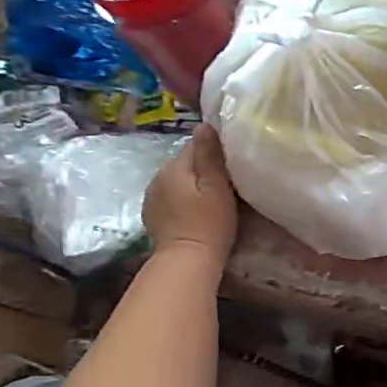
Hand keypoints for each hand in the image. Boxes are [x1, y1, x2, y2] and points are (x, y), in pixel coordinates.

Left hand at [143, 125, 238, 260]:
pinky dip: (184, 199)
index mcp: (174, 166)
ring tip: (213, 197)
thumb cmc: (209, 223)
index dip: (216, 151)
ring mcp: (152, 196)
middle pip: (186, 162)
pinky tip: (196, 211)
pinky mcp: (153, 214)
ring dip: (193, 184)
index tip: (234, 162)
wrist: (187, 261)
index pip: (196, 145)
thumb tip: (205, 125)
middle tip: (229, 182)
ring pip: (178, 179)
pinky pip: (172, 196)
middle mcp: (158, 176)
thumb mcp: (217, 188)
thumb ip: (210, 156)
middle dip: (204, 168)